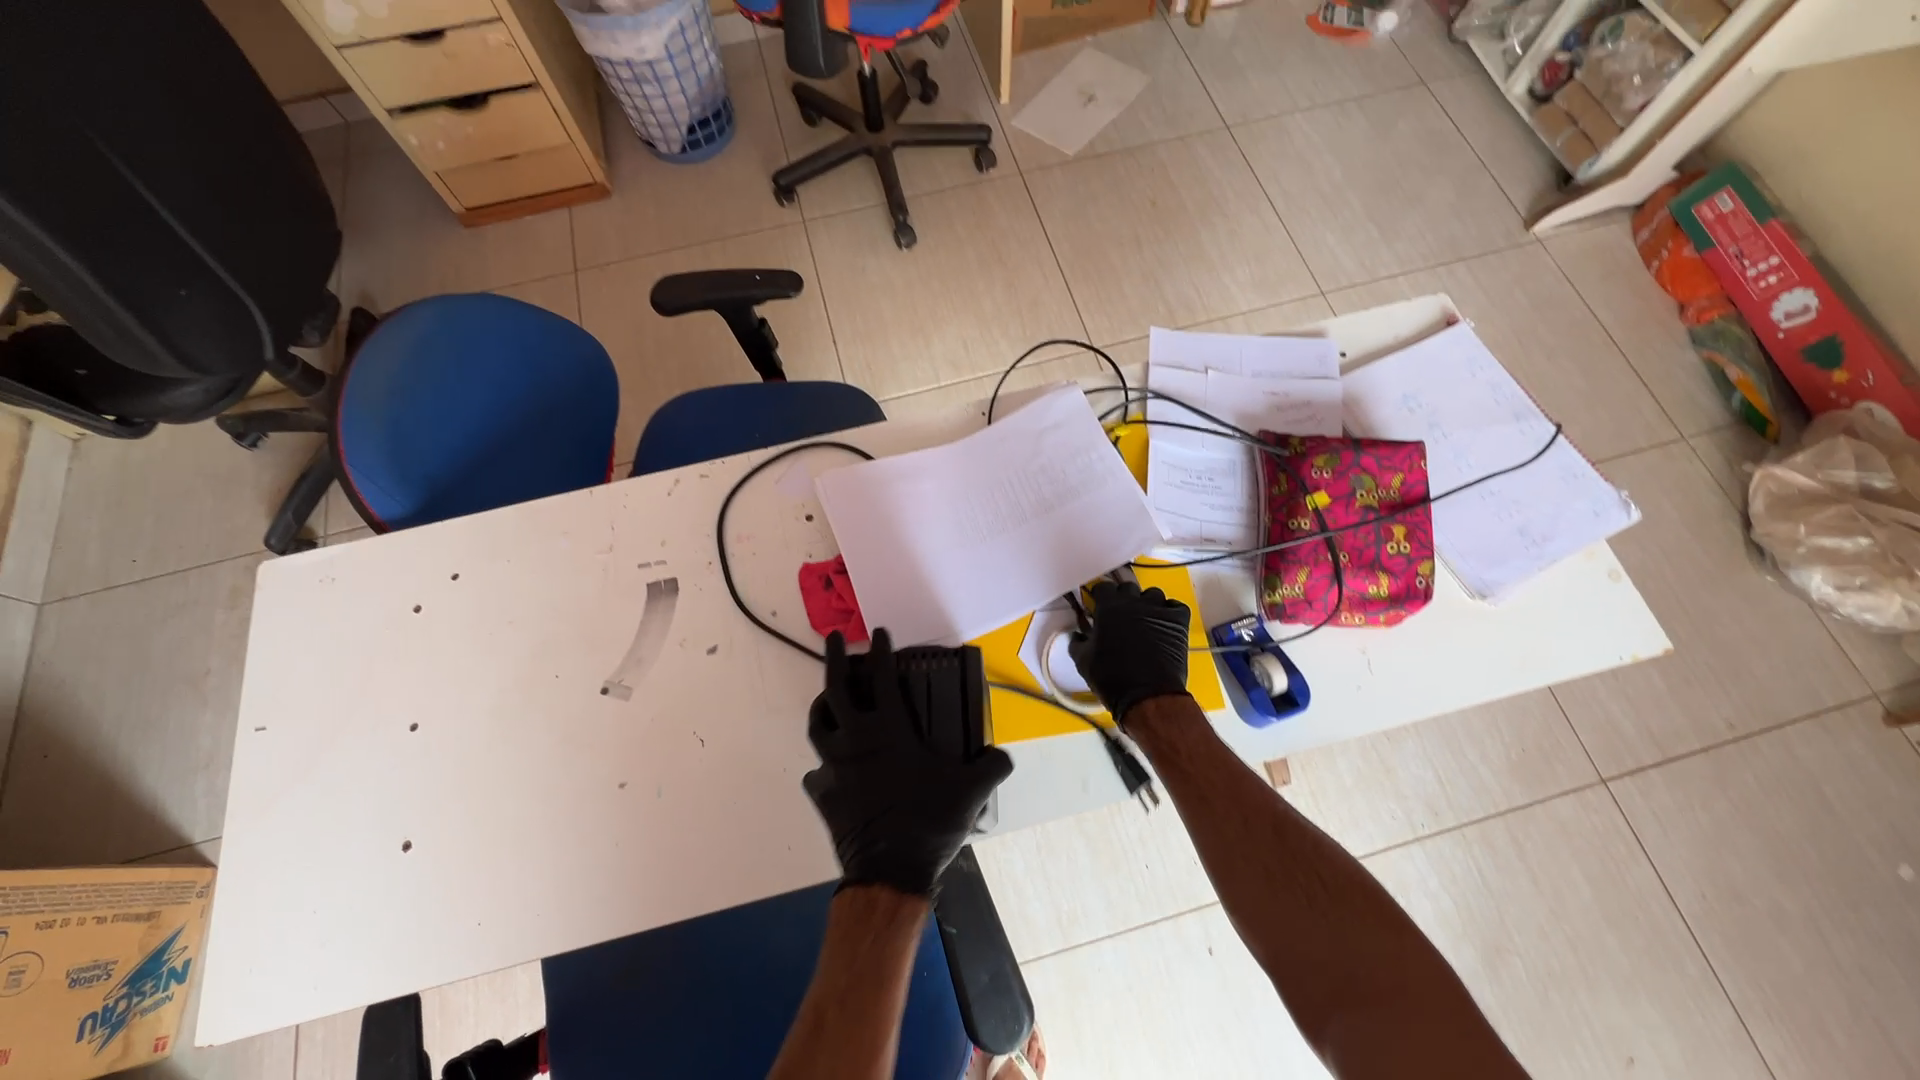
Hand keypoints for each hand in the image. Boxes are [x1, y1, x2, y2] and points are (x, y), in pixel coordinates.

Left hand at [803, 629, 1013, 896]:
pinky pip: (817, 771)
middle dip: (835, 658)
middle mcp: (855, 741)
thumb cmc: (929, 822)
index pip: (879, 678)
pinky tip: (834, 767)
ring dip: (821, 705)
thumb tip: (1003, 755)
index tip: (880, 633)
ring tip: (828, 698)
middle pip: (834, 689)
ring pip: (817, 725)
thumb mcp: (972, 791)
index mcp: (888, 731)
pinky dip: (824, 763)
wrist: (890, 870)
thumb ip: (991, 766)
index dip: (880, 652)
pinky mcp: (822, 795)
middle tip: (835, 639)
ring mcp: (832, 767)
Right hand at [1069, 580, 1191, 723]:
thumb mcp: (1083, 661)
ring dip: (1147, 604)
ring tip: (1145, 620)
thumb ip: (1077, 642)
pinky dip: (1170, 612)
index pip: (1103, 587)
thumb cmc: (1110, 678)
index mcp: (1108, 607)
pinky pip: (1176, 606)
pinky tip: (1165, 625)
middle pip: (1128, 587)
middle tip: (1121, 615)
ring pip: (1153, 594)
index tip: (1099, 606)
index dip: (1100, 596)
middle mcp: (1133, 602)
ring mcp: (1158, 609)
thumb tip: (1077, 636)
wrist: (1146, 696)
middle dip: (1123, 598)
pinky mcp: (1178, 621)